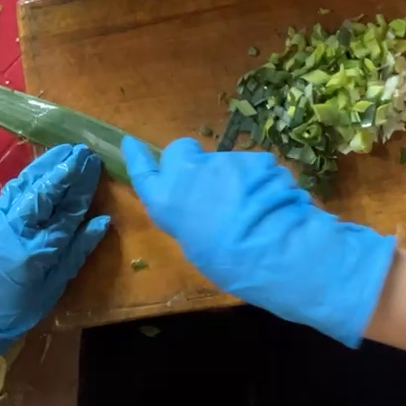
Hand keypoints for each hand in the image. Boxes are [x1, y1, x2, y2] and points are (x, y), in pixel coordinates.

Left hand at [0, 145, 110, 403]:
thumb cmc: (15, 313)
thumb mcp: (53, 288)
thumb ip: (77, 252)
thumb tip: (102, 221)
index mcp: (36, 248)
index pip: (66, 208)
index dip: (82, 185)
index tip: (95, 165)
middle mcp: (15, 228)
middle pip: (44, 189)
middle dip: (64, 167)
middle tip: (82, 150)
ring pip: (23, 186)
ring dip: (44, 166)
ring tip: (63, 152)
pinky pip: (9, 194)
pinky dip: (26, 178)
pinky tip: (37, 170)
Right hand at [124, 138, 396, 346]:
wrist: (271, 249)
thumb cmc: (228, 263)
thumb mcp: (198, 245)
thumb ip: (192, 217)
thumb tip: (204, 204)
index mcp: (168, 202)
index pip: (144, 173)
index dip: (138, 157)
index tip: (132, 143)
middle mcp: (189, 174)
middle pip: (181, 151)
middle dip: (190, 159)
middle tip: (207, 182)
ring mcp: (223, 161)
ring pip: (225, 162)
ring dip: (234, 177)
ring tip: (253, 209)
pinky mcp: (254, 157)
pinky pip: (254, 166)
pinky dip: (260, 180)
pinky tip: (273, 203)